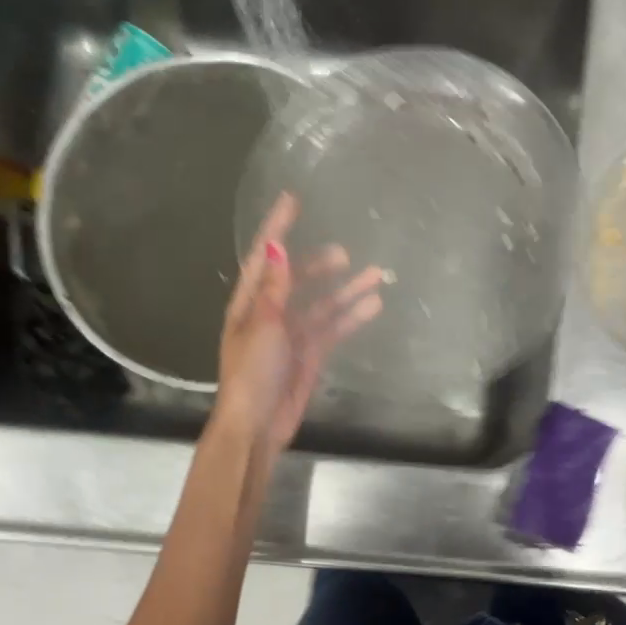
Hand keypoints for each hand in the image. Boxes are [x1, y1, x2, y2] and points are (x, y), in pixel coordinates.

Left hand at [216, 193, 383, 453]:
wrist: (257, 425)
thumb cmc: (252, 374)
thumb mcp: (262, 326)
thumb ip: (274, 289)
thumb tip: (277, 248)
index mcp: (249, 303)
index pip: (264, 257)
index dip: (277, 228)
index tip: (293, 199)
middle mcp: (270, 313)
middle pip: (297, 279)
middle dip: (319, 264)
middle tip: (345, 254)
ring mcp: (292, 335)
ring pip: (323, 304)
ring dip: (346, 290)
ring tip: (376, 275)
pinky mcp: (311, 354)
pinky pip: (334, 328)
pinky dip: (352, 317)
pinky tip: (373, 305)